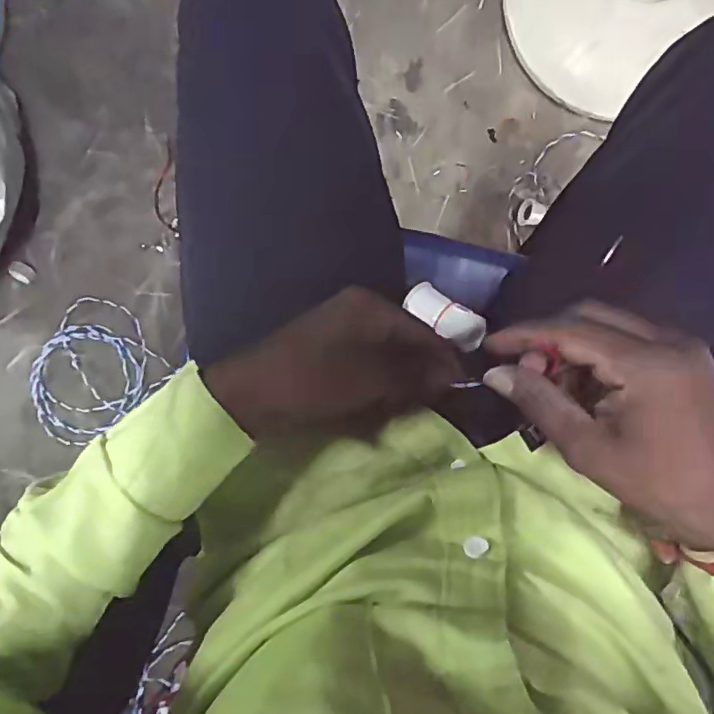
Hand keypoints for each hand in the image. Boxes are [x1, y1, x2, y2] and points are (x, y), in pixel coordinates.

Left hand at [202, 285, 463, 441]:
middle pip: (406, 341)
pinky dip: (379, 385)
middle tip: (442, 401)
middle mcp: (358, 311)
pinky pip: (367, 367)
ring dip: (402, 381)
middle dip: (424, 371)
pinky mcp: (328, 354)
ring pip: (387, 356)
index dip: (445, 359)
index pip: (422, 330)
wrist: (249, 396)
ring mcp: (341, 331)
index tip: (464, 387)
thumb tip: (451, 375)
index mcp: (369, 306)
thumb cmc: (312, 381)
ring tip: (417, 407)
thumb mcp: (369, 380)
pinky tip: (386, 405)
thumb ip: (413, 375)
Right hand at [482, 303, 713, 549]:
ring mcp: (681, 346)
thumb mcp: (587, 447)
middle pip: (590, 316)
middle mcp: (666, 340)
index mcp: (645, 361)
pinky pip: (630, 339)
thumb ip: (540, 402)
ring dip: (573, 346)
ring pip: (610, 325)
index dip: (524, 334)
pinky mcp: (686, 358)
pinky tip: (585, 388)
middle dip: (548, 337)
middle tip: (523, 371)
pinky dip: (598, 355)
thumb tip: (496, 373)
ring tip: (553, 386)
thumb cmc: (656, 483)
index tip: (490, 346)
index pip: (570, 330)